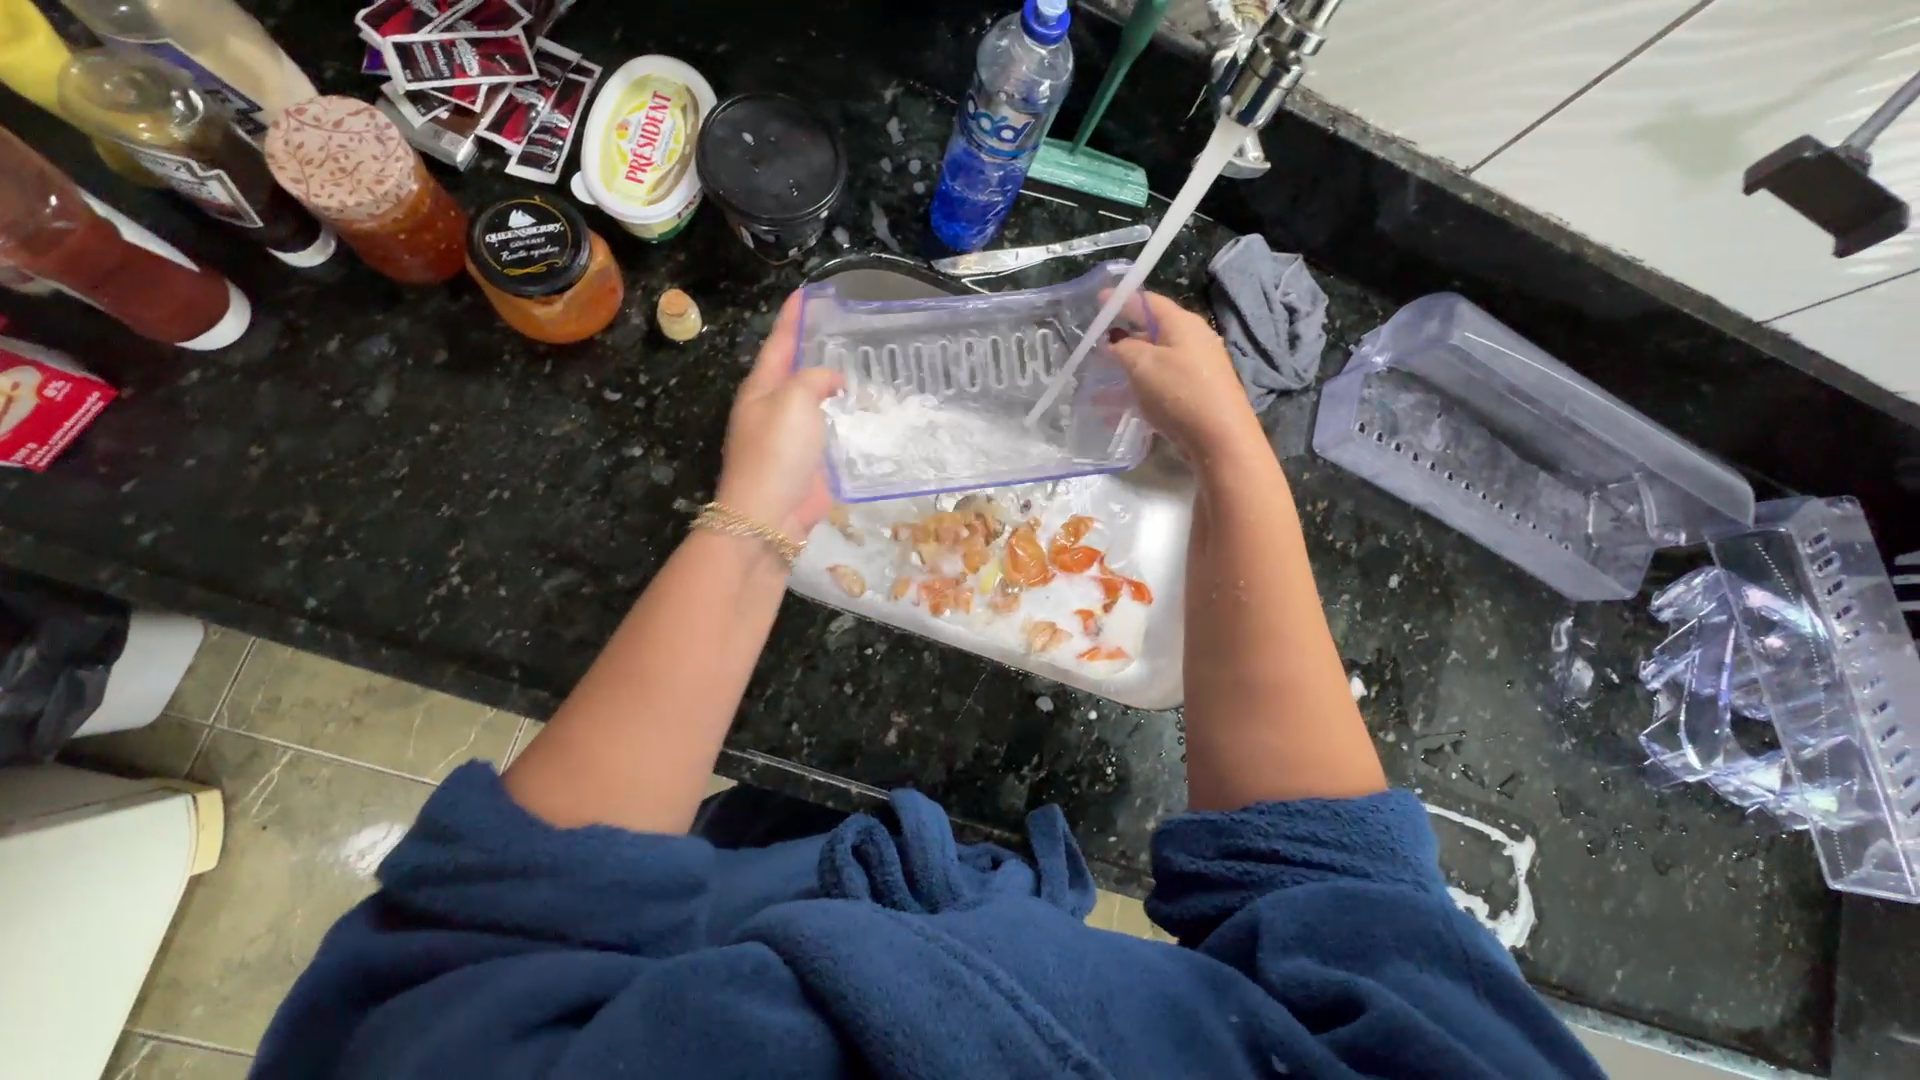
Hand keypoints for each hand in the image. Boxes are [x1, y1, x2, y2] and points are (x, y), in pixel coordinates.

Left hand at [715, 292, 843, 542]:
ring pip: (816, 404)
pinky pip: (830, 434)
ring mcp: (790, 440)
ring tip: (865, 370)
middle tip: (846, 331)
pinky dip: (848, 421)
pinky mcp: (809, 466)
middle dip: (816, 351)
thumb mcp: (793, 400)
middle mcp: (773, 410)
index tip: (806, 292)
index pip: (779, 343)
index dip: (793, 318)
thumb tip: (832, 380)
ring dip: (836, 388)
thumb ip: (815, 378)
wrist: (768, 516)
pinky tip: (868, 416)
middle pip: (796, 372)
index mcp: (761, 389)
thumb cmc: (776, 452)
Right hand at [1107, 292, 1262, 461]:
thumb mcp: (1143, 364)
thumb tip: (1116, 342)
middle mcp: (1192, 340)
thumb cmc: (1180, 392)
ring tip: (1098, 383)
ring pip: (1153, 362)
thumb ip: (1123, 347)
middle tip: (1096, 344)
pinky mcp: (1195, 394)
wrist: (1220, 437)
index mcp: (1182, 323)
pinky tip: (1116, 409)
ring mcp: (1196, 368)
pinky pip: (1159, 385)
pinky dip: (1137, 390)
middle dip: (1123, 337)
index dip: (1122, 300)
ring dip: (1126, 370)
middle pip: (1152, 332)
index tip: (1099, 301)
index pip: (1148, 302)